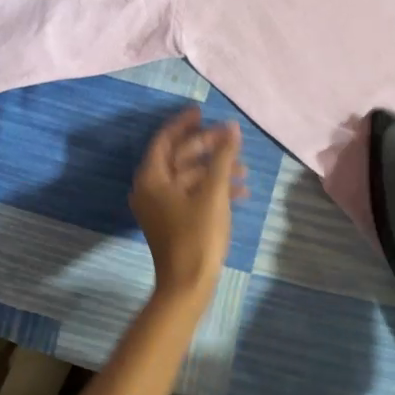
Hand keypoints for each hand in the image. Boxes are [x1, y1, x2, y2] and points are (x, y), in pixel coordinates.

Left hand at [130, 108, 247, 302]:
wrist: (187, 284)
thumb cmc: (198, 235)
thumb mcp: (214, 193)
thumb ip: (222, 158)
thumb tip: (231, 128)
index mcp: (151, 178)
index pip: (165, 139)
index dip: (185, 123)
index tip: (204, 111)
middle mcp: (150, 189)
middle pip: (178, 157)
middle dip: (207, 148)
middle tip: (233, 141)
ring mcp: (160, 207)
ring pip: (188, 177)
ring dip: (215, 170)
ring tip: (244, 170)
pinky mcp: (172, 221)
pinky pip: (191, 195)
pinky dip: (212, 189)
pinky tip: (240, 193)